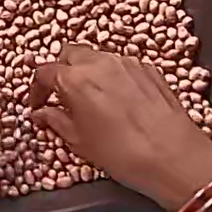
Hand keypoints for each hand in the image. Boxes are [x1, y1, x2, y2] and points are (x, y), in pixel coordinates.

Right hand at [27, 45, 211, 211]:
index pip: (45, 72)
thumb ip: (56, 120)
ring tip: (89, 98)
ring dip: (86, 71)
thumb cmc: (123, 153)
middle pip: (70, 54)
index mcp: (75, 79)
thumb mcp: (79, 141)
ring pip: (97, 56)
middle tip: (60, 95)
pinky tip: (116, 100)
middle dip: (61, 71)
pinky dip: (112, 76)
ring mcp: (128, 63)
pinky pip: (121, 65)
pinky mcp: (150, 69)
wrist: (175, 158)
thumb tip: (42, 113)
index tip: (38, 105)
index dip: (36, 90)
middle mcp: (100, 63)